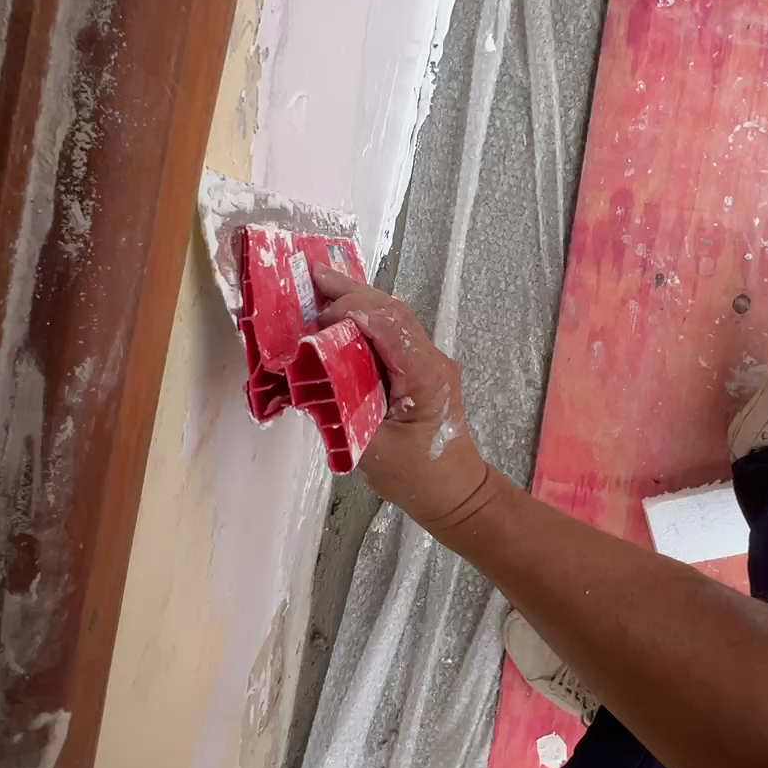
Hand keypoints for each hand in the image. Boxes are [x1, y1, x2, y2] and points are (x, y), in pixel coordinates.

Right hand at [312, 265, 497, 528]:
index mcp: (425, 374)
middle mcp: (431, 359)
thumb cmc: (420, 477)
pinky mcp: (418, 370)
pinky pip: (391, 335)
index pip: (390, 323)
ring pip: (392, 318)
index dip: (353, 310)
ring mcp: (427, 362)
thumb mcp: (373, 448)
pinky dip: (363, 321)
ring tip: (320, 288)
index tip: (318, 317)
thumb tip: (310, 376)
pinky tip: (339, 319)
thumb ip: (342, 408)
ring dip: (357, 302)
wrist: (457, 493)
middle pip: (392, 310)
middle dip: (351, 291)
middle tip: (313, 275)